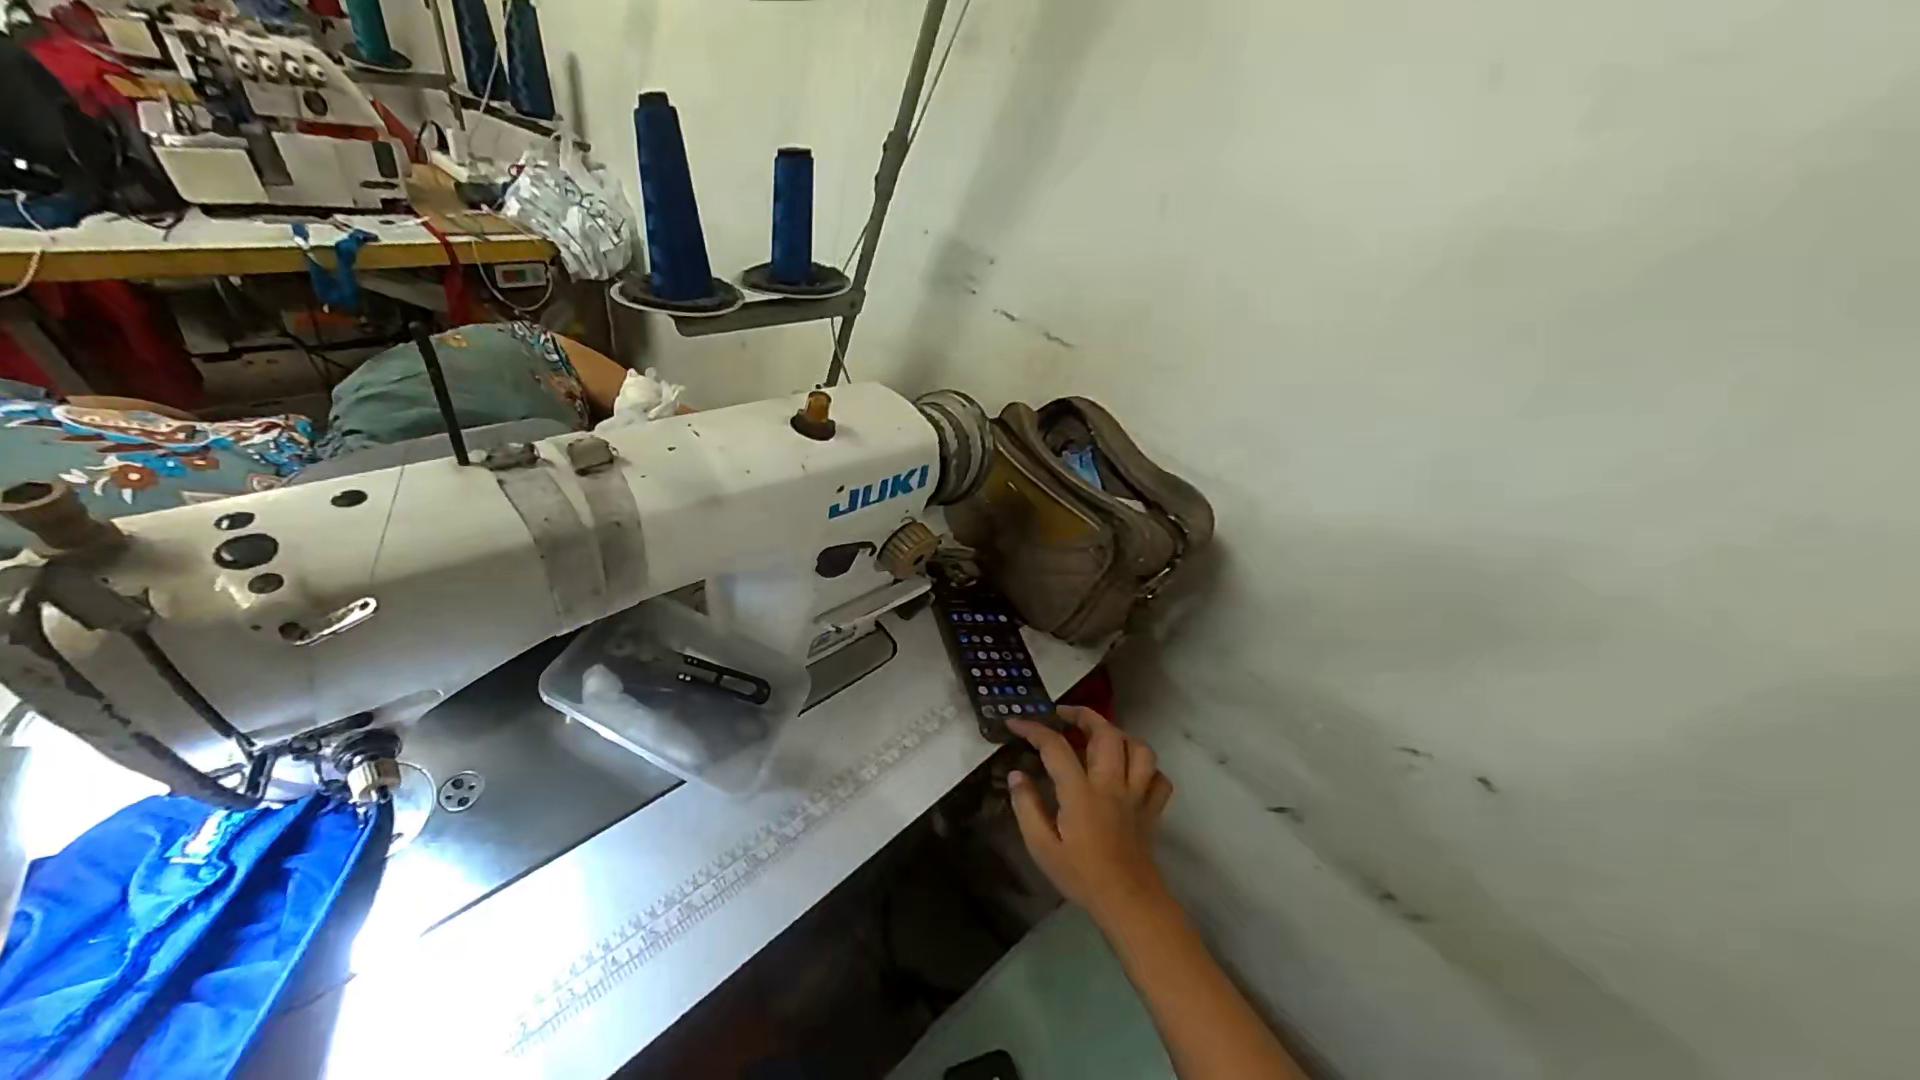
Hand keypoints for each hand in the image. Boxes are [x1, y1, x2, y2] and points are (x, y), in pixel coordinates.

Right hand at [1006, 706, 1174, 924]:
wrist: (1128, 904)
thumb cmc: (1081, 876)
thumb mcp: (1041, 847)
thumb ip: (1027, 807)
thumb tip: (1017, 775)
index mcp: (1081, 792)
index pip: (1056, 747)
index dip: (1034, 729)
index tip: (1016, 723)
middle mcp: (1112, 784)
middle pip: (1107, 733)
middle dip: (1084, 715)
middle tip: (1064, 716)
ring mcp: (1137, 794)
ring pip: (1140, 748)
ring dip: (1119, 736)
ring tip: (1100, 738)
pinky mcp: (1152, 808)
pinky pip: (1159, 777)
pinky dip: (1147, 768)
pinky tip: (1130, 772)